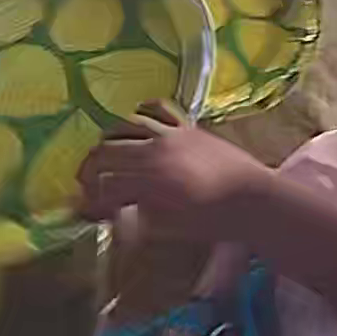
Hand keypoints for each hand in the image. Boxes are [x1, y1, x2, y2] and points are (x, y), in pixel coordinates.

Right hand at [79, 101, 275, 237]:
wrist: (251, 198)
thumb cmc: (211, 220)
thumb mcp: (168, 227)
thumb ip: (136, 218)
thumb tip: (112, 215)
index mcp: (147, 181)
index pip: (104, 186)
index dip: (89, 200)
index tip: (85, 209)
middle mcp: (154, 151)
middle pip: (106, 152)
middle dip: (90, 170)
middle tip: (87, 183)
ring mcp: (171, 133)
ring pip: (125, 126)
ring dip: (109, 140)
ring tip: (105, 153)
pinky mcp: (187, 126)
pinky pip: (159, 108)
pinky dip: (142, 110)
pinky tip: (135, 117)